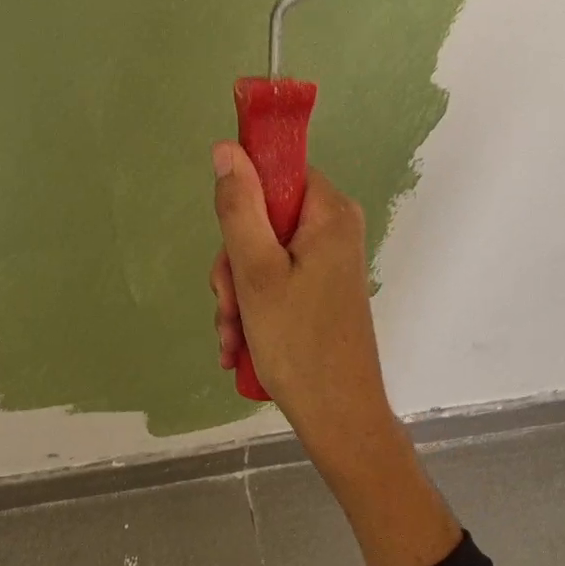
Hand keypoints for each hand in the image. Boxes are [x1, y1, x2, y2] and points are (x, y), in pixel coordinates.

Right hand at [209, 140, 392, 451]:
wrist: (337, 416)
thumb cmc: (298, 343)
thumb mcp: (255, 272)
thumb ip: (238, 208)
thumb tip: (227, 149)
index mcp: (329, 214)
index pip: (278, 173)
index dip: (243, 203)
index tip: (229, 242)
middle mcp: (334, 232)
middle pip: (263, 221)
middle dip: (233, 268)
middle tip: (227, 306)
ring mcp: (328, 266)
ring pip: (261, 259)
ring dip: (236, 298)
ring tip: (230, 338)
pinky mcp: (320, 295)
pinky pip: (274, 285)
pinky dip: (251, 313)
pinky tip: (237, 347)